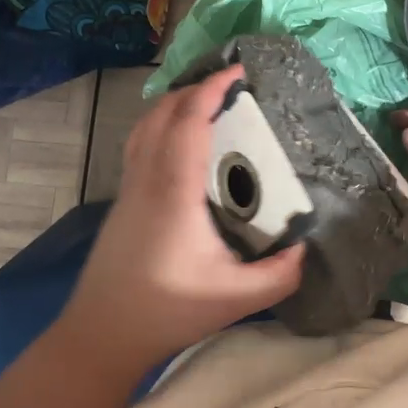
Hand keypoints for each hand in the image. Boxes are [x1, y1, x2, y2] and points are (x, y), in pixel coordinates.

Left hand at [62, 65, 305, 368]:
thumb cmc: (165, 312)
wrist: (100, 335)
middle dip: (196, 87)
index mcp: (174, 190)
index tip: (239, 71)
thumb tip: (307, 249)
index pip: (189, 121)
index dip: (211, 89)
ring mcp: (129, 186)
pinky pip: (140, 142)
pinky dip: (162, 123)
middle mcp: (147, 177)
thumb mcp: (233, 299)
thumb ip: (278, 276)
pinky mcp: (123, 199)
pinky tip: (181, 139)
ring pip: (146, 124)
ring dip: (175, 103)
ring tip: (208, 102)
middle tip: (231, 84)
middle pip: (164, 112)